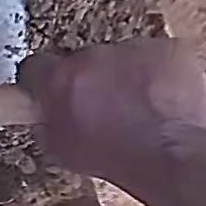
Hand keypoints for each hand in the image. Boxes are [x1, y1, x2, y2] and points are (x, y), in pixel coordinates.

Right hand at [18, 38, 205, 180]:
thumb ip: (46, 124)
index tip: (48, 91)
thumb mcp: (60, 152)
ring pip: (122, 59)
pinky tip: (161, 103)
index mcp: (60, 80)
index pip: (36, 66)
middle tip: (101, 111)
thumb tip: (44, 117)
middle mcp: (93, 56)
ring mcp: (133, 49)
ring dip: (125, 80)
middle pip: (83, 62)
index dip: (41, 81)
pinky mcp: (167, 48)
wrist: (169, 154)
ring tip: (136, 112)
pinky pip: (157, 58)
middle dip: (89, 82)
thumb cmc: (115, 157)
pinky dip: (158, 77)